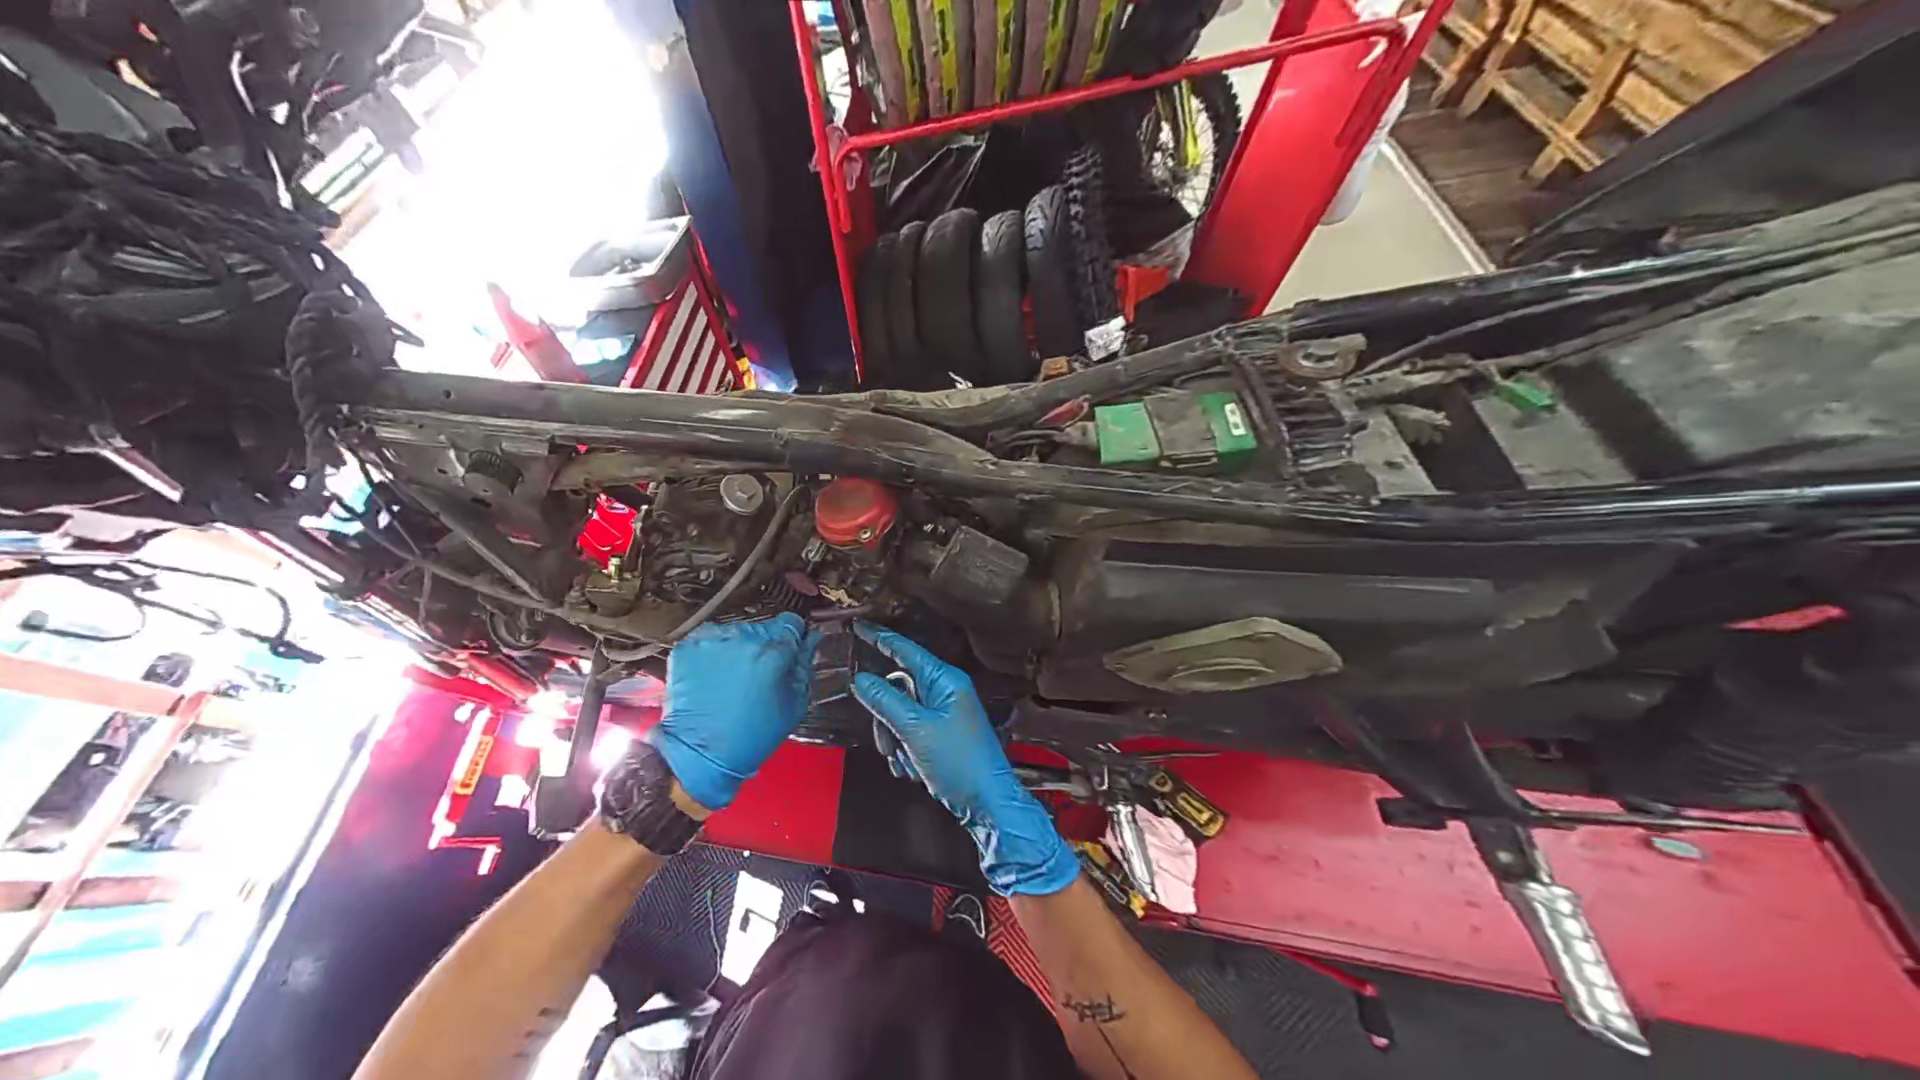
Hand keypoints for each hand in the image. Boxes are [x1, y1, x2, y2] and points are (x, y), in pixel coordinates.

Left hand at [646, 613, 817, 810]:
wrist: (700, 755)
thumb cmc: (752, 736)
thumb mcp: (793, 705)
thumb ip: (804, 667)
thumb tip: (809, 640)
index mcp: (773, 652)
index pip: (791, 622)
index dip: (792, 638)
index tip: (787, 652)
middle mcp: (743, 638)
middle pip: (763, 628)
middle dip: (764, 646)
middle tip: (757, 674)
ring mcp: (712, 640)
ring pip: (735, 632)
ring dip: (738, 648)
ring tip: (731, 677)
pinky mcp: (687, 647)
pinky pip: (708, 640)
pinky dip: (713, 653)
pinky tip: (712, 676)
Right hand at [851, 621, 1078, 896]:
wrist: (988, 805)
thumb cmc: (960, 763)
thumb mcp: (916, 730)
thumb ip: (886, 701)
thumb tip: (860, 679)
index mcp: (945, 681)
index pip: (906, 650)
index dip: (880, 637)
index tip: (857, 624)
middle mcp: (944, 692)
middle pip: (896, 689)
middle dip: (886, 718)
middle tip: (891, 741)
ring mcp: (942, 715)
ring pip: (897, 715)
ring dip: (894, 739)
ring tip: (907, 760)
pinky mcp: (938, 736)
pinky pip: (906, 734)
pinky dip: (904, 751)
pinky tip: (914, 769)